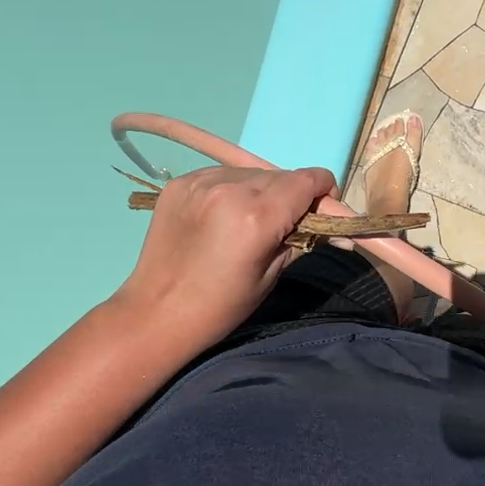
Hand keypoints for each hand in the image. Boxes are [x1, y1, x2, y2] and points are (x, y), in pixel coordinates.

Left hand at [114, 165, 335, 343]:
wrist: (155, 313)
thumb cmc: (220, 307)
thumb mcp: (272, 275)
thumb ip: (301, 238)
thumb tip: (329, 222)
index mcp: (258, 216)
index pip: (308, 180)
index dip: (324, 192)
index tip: (322, 211)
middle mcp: (231, 189)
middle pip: (282, 175)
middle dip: (293, 194)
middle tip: (285, 224)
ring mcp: (201, 182)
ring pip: (252, 172)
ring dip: (262, 190)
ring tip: (248, 221)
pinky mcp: (180, 182)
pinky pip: (222, 174)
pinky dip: (232, 189)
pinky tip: (222, 216)